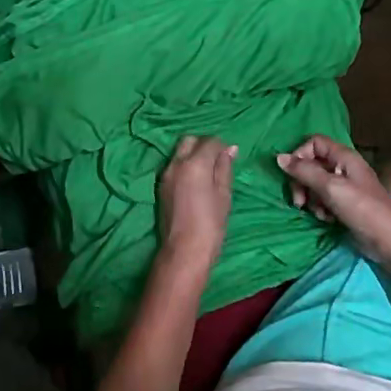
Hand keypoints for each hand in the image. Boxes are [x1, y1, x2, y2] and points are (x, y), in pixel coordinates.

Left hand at [158, 135, 235, 266]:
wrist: (184, 250)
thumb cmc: (211, 223)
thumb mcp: (224, 194)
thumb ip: (224, 168)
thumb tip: (229, 149)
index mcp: (195, 163)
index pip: (210, 141)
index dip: (222, 147)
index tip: (229, 158)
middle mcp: (177, 163)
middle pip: (190, 140)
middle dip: (204, 145)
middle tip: (216, 161)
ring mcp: (166, 174)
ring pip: (179, 152)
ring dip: (193, 154)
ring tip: (206, 173)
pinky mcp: (160, 186)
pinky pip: (174, 165)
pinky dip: (184, 165)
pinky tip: (194, 182)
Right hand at [276, 135, 390, 267]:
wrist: (390, 241)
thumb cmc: (363, 210)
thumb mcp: (331, 188)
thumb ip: (305, 172)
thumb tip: (279, 157)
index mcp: (344, 157)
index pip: (314, 143)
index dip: (300, 156)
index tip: (292, 175)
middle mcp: (344, 168)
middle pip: (312, 164)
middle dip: (302, 182)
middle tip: (300, 201)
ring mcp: (345, 187)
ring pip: (315, 184)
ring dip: (312, 199)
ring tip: (320, 213)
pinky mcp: (345, 205)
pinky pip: (323, 200)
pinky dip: (321, 208)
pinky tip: (327, 219)